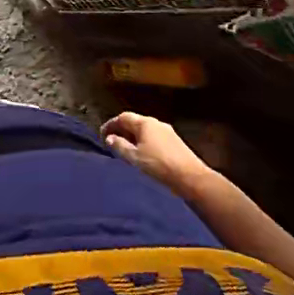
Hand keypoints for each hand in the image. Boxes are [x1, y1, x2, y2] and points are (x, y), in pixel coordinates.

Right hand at [101, 112, 218, 197]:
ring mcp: (167, 131)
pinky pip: (153, 136)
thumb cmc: (158, 165)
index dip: (110, 125)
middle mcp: (156, 122)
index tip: (102, 136)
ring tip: (126, 149)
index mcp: (144, 123)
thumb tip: (109, 138)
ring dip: (133, 136)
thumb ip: (120, 146)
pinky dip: (144, 141)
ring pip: (145, 129)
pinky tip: (143, 153)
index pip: (123, 117)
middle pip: (134, 122)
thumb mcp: (134, 157)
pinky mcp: (175, 141)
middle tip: (112, 142)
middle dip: (122, 130)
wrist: (190, 177)